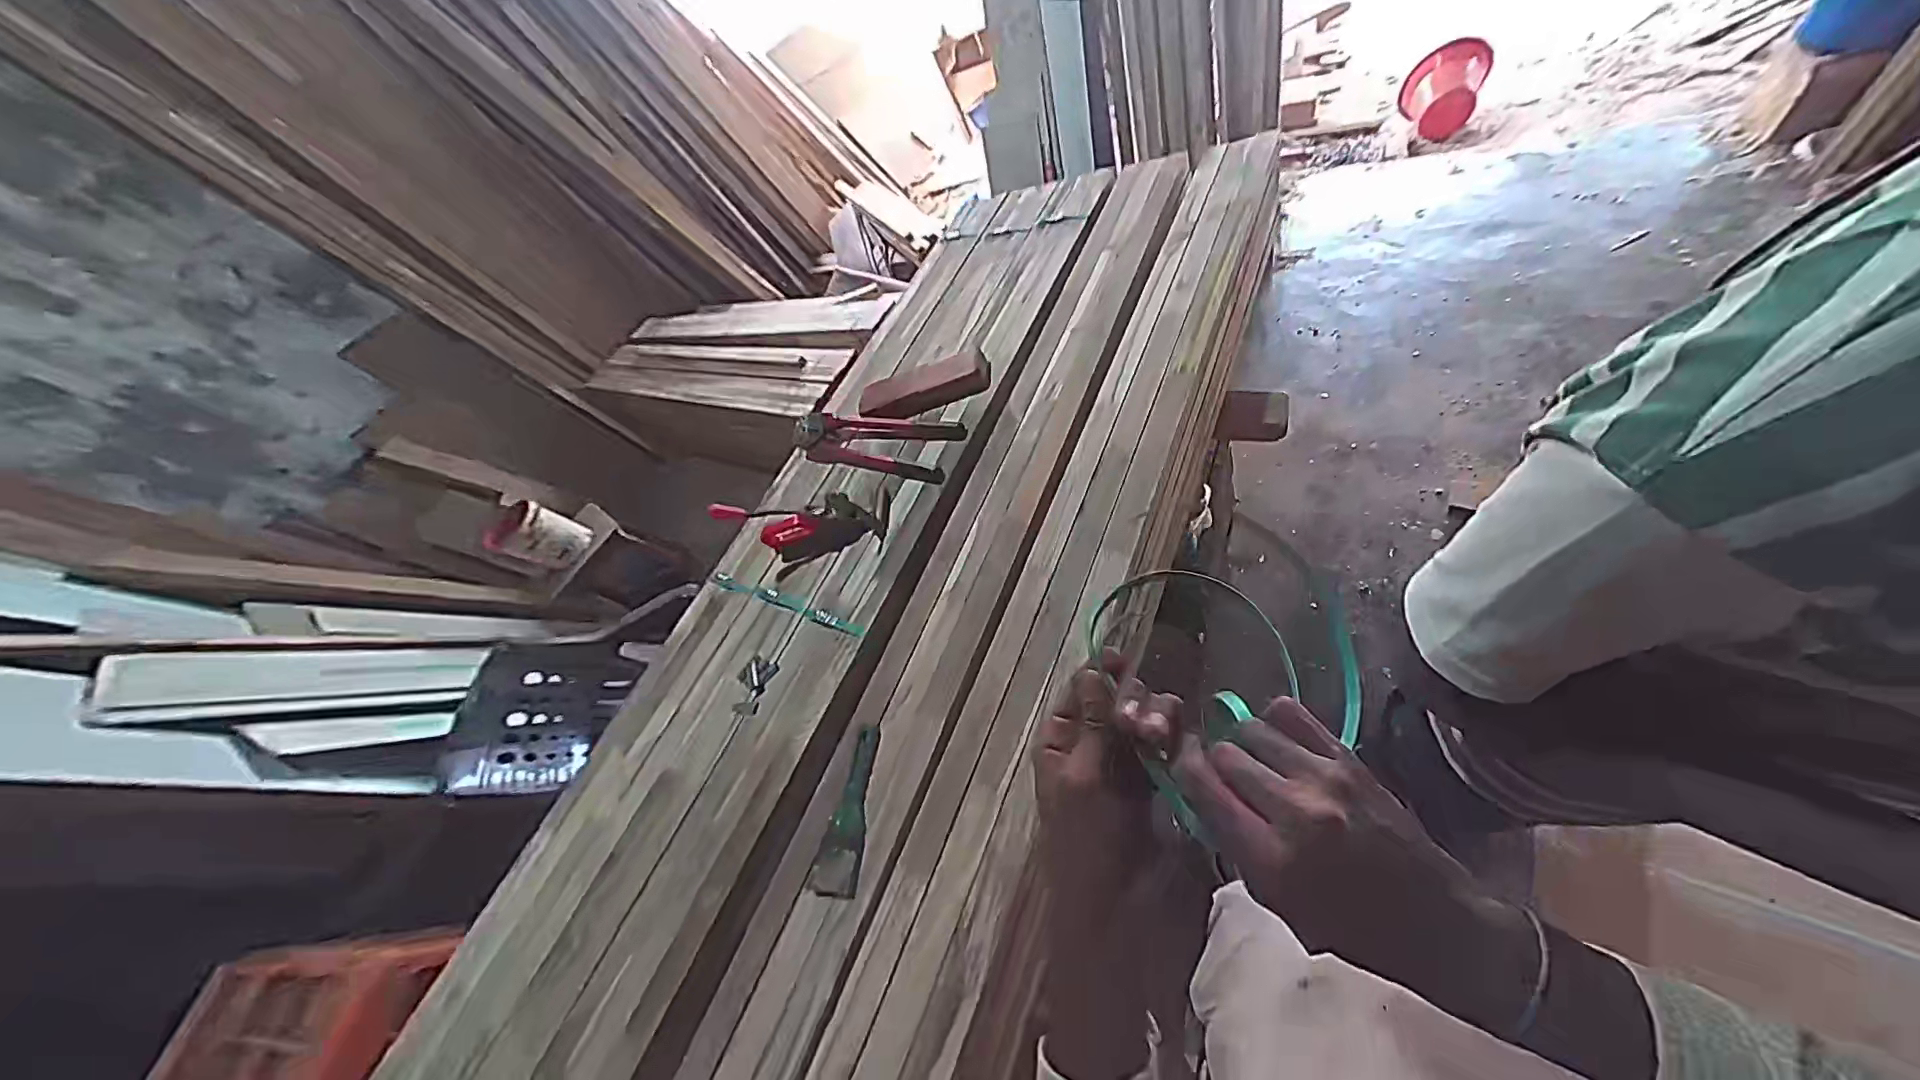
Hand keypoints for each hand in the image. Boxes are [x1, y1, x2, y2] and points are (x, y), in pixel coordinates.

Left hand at [1032, 651, 1191, 1079]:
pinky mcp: (1168, 783)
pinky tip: (1179, 743)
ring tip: (1158, 736)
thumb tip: (1091, 670)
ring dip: (1156, 716)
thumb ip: (1092, 723)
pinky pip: (1176, 744)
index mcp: (1062, 743)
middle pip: (1120, 698)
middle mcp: (1096, 747)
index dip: (1100, 672)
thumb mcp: (1081, 779)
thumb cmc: (1088, 845)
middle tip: (1139, 723)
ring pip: (1151, 718)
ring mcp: (1134, 764)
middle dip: (1131, 699)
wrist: (1127, 918)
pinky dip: (1177, 737)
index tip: (1122, 658)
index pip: (1080, 691)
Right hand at [1167, 697, 1539, 1036]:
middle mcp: (1295, 808)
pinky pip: (1291, 715)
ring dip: (1243, 743)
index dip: (1182, 767)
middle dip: (1214, 762)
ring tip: (1254, 762)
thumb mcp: (1276, 903)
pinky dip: (1273, 721)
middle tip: (1222, 776)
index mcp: (1270, 855)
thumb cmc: (1349, 931)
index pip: (1201, 782)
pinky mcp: (1351, 761)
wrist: (1441, 927)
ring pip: (1252, 729)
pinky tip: (1277, 740)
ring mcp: (1327, 778)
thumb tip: (1200, 793)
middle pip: (1224, 753)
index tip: (1181, 767)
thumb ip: (1232, 844)